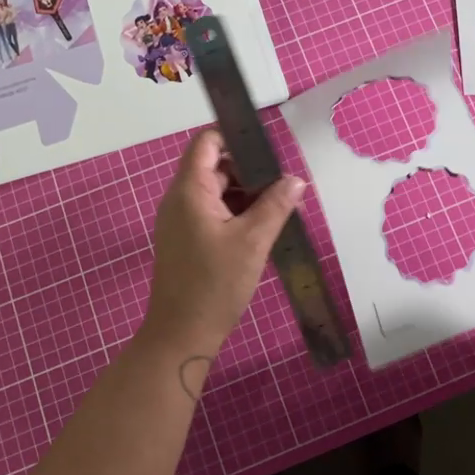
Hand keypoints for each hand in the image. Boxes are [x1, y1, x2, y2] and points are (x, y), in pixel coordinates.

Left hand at [145, 130, 305, 354]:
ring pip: (216, 191)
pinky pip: (211, 211)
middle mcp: (180, 198)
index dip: (235, 137)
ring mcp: (180, 220)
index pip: (207, 142)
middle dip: (249, 171)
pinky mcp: (185, 239)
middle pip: (215, 166)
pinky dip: (235, 213)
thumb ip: (275, 205)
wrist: (181, 336)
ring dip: (246, 195)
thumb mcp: (253, 242)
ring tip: (280, 208)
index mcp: (190, 189)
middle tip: (284, 185)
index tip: (268, 150)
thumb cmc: (214, 284)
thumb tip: (295, 180)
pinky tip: (262, 228)